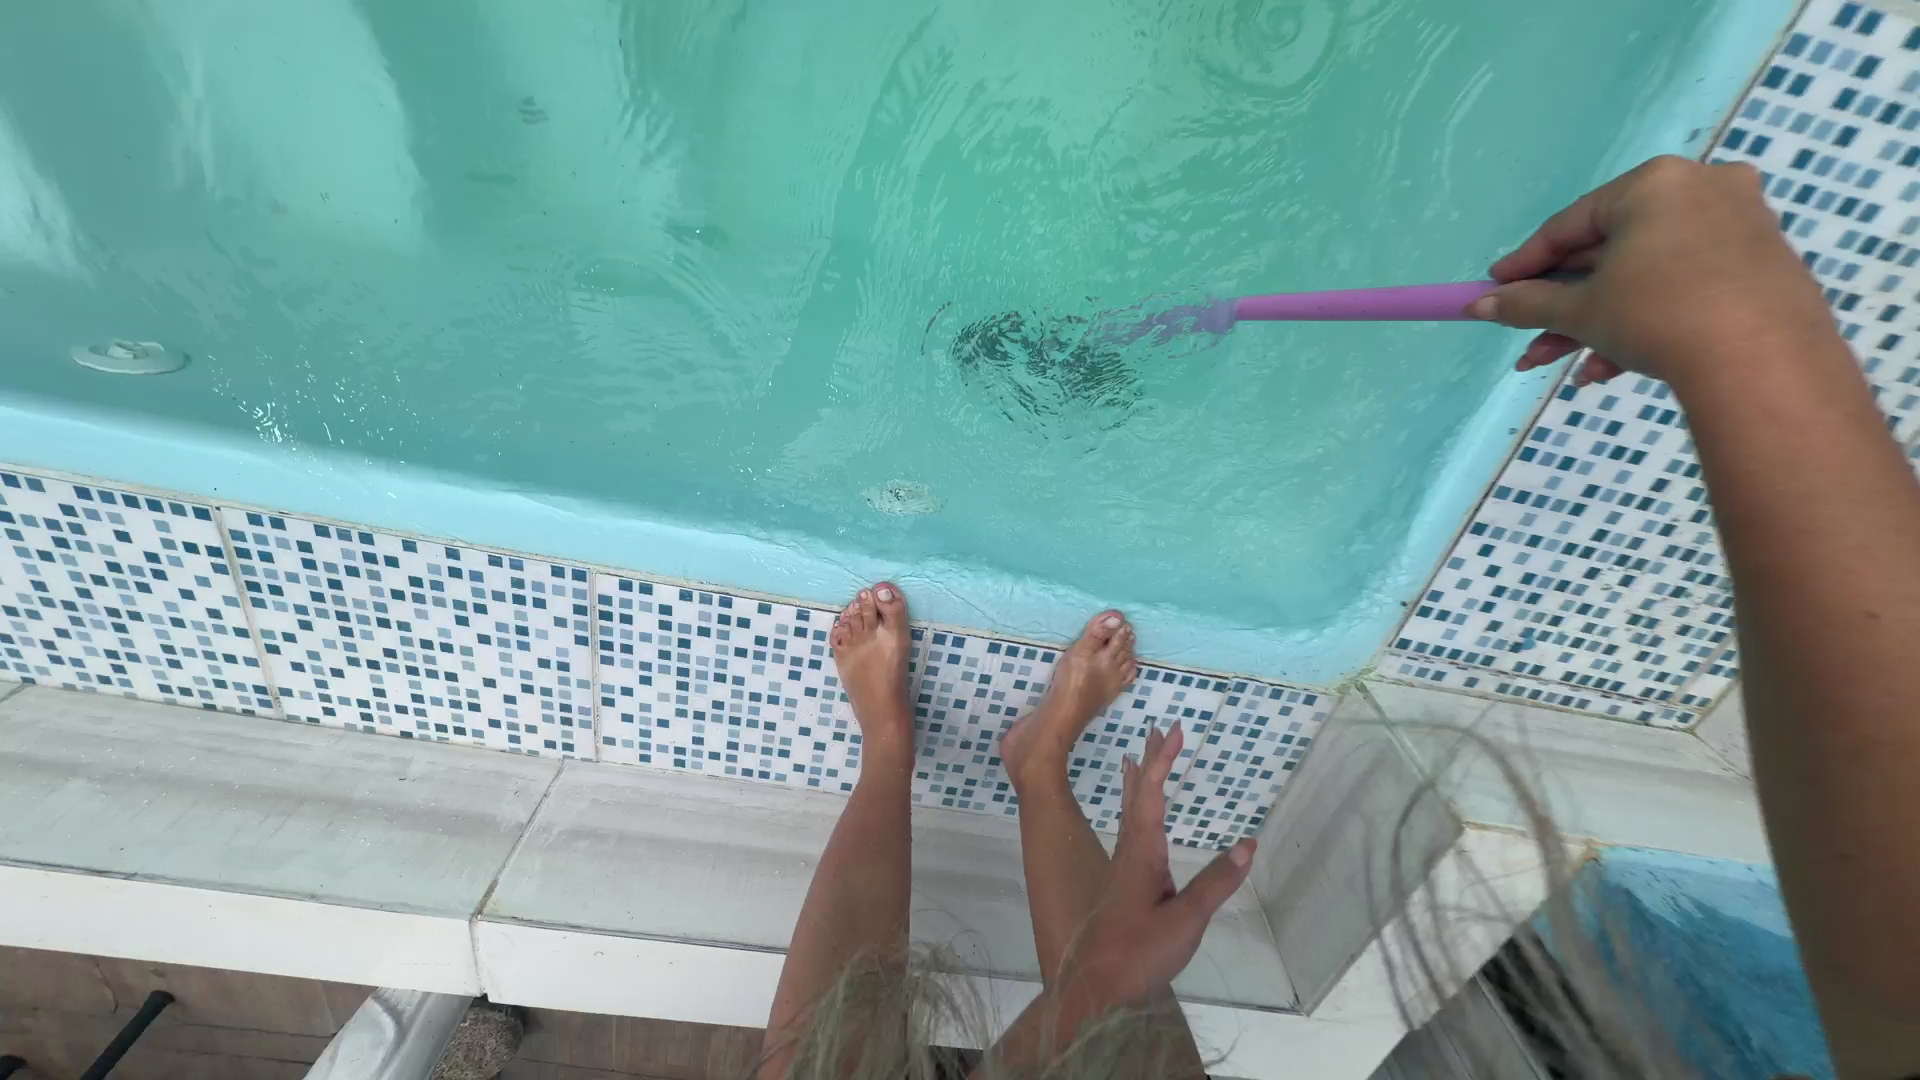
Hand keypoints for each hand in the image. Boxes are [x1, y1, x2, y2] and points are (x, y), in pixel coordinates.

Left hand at [1060, 724, 1255, 1005]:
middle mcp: (1129, 850)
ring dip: (1139, 780)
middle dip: (1150, 760)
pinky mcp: (1123, 883)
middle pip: (1138, 794)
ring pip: (1130, 810)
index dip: (1162, 759)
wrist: (1095, 985)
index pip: (1152, 793)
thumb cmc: (1139, 951)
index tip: (1172, 728)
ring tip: (1137, 756)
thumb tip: (1247, 844)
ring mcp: (1123, 866)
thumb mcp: (1186, 920)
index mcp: (1142, 851)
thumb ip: (1216, 882)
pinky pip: (1130, 830)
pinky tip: (1138, 817)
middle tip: (1157, 729)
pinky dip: (1135, 808)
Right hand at [1467, 155, 1834, 390]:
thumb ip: (1524, 304)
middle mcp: (1699, 190)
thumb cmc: (1655, 314)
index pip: (1567, 226)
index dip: (1522, 265)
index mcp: (1652, 186)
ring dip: (1588, 322)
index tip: (1491, 290)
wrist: (1759, 359)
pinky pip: (1674, 285)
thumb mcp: (1576, 311)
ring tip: (1551, 363)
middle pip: (1604, 252)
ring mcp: (1734, 224)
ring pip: (1636, 275)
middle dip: (1559, 303)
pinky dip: (1635, 321)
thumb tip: (1479, 305)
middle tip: (1523, 333)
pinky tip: (1602, 367)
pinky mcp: (1754, 262)